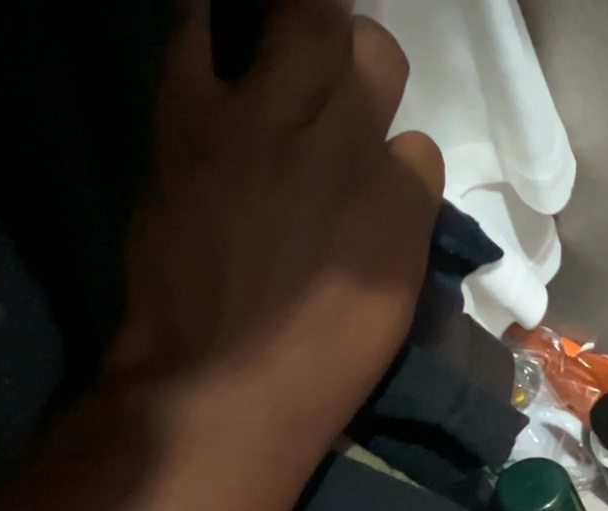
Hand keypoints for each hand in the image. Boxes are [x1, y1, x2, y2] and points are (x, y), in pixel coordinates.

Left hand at [111, 0, 443, 444]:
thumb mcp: (398, 297)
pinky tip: (228, 56)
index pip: (420, 144)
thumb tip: (393, 181)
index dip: (401, 155)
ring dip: (305, 26)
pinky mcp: (186, 117)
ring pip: (300, 20)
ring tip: (290, 53)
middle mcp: (341, 147)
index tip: (384, 174)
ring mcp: (260, 124)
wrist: (225, 377)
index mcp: (401, 202)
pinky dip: (220, 29)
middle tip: (345, 84)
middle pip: (371, 50)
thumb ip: (401, 225)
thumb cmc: (330, 356)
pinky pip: (203, 31)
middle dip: (365, 60)